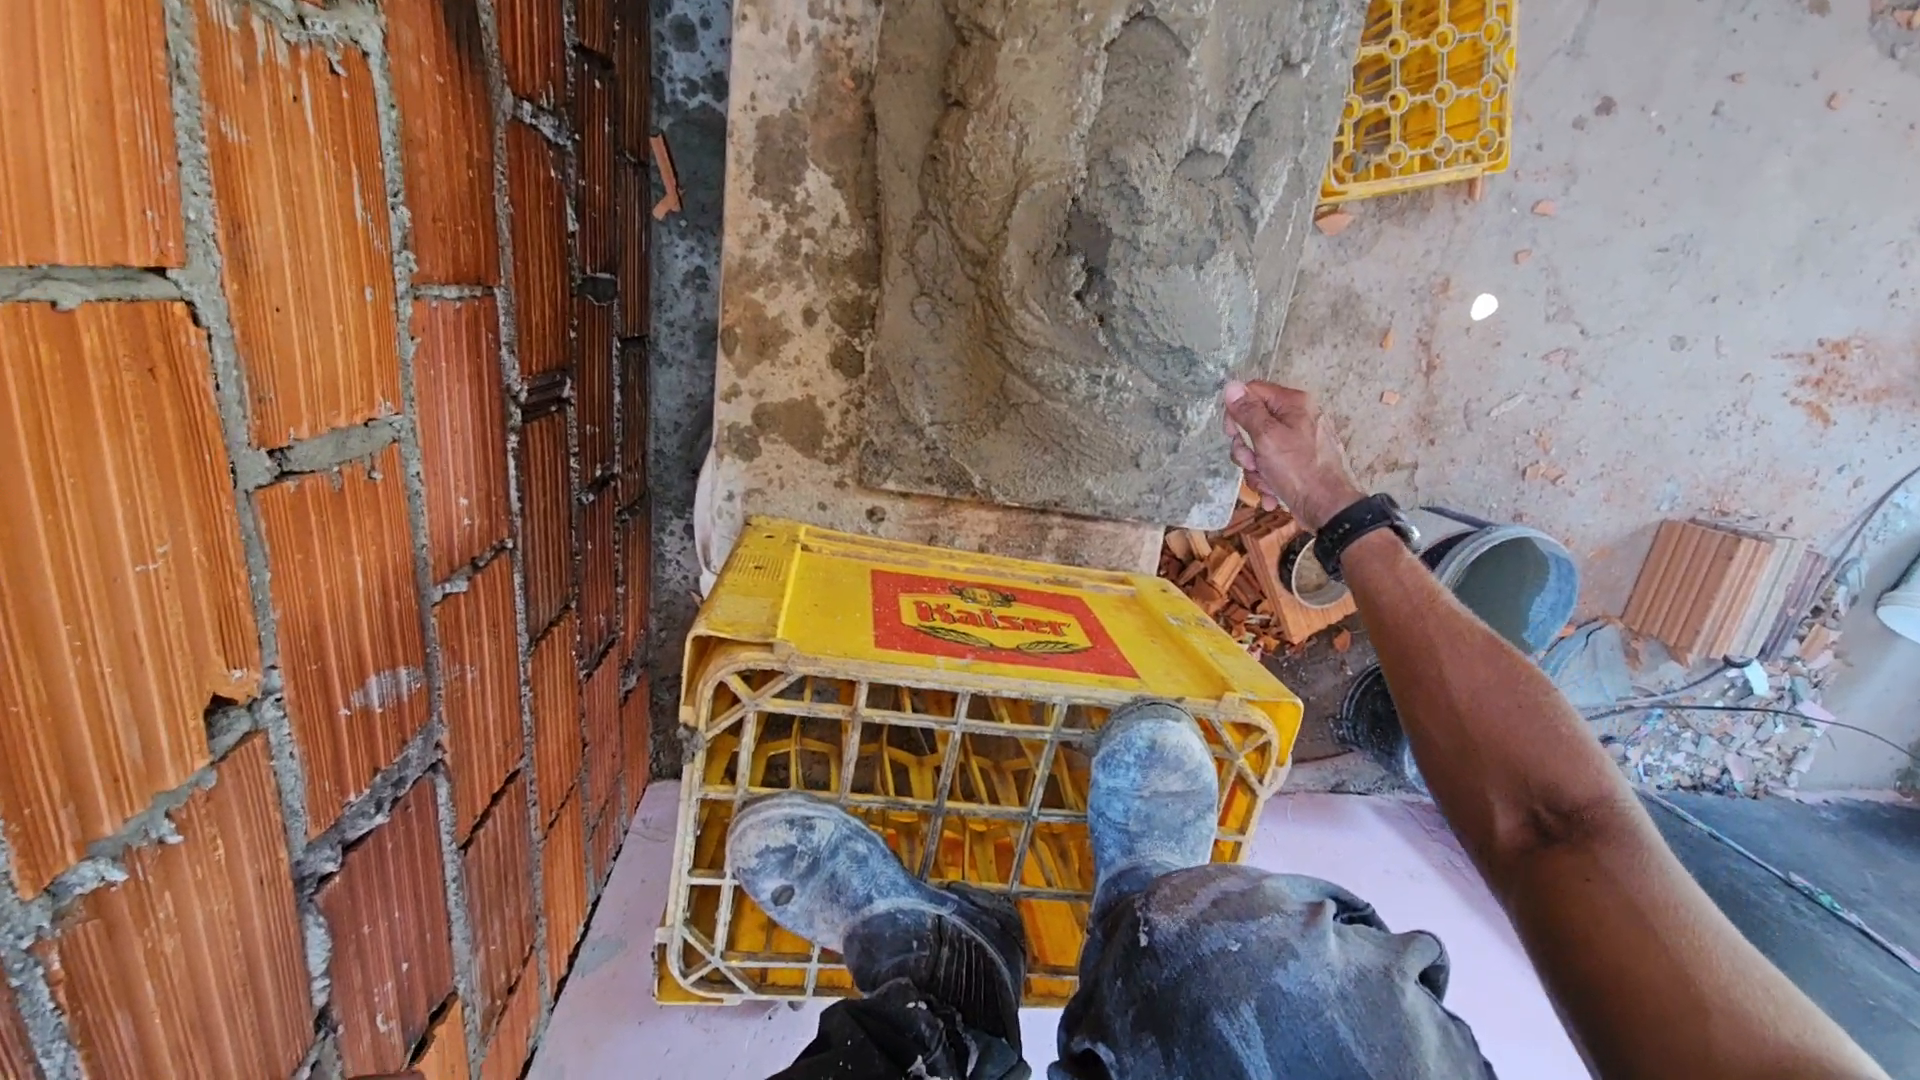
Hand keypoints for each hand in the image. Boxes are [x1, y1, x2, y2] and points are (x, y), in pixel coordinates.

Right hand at [1223, 380, 1364, 533]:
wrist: (1327, 509)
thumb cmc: (1299, 471)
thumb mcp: (1266, 437)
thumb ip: (1247, 411)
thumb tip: (1231, 386)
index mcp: (1293, 404)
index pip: (1251, 392)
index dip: (1236, 413)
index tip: (1234, 435)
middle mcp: (1298, 417)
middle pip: (1253, 423)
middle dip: (1245, 448)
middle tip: (1252, 462)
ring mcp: (1298, 441)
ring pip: (1259, 448)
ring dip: (1255, 469)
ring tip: (1266, 482)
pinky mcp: (1298, 462)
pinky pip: (1272, 464)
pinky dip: (1267, 479)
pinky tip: (1272, 492)